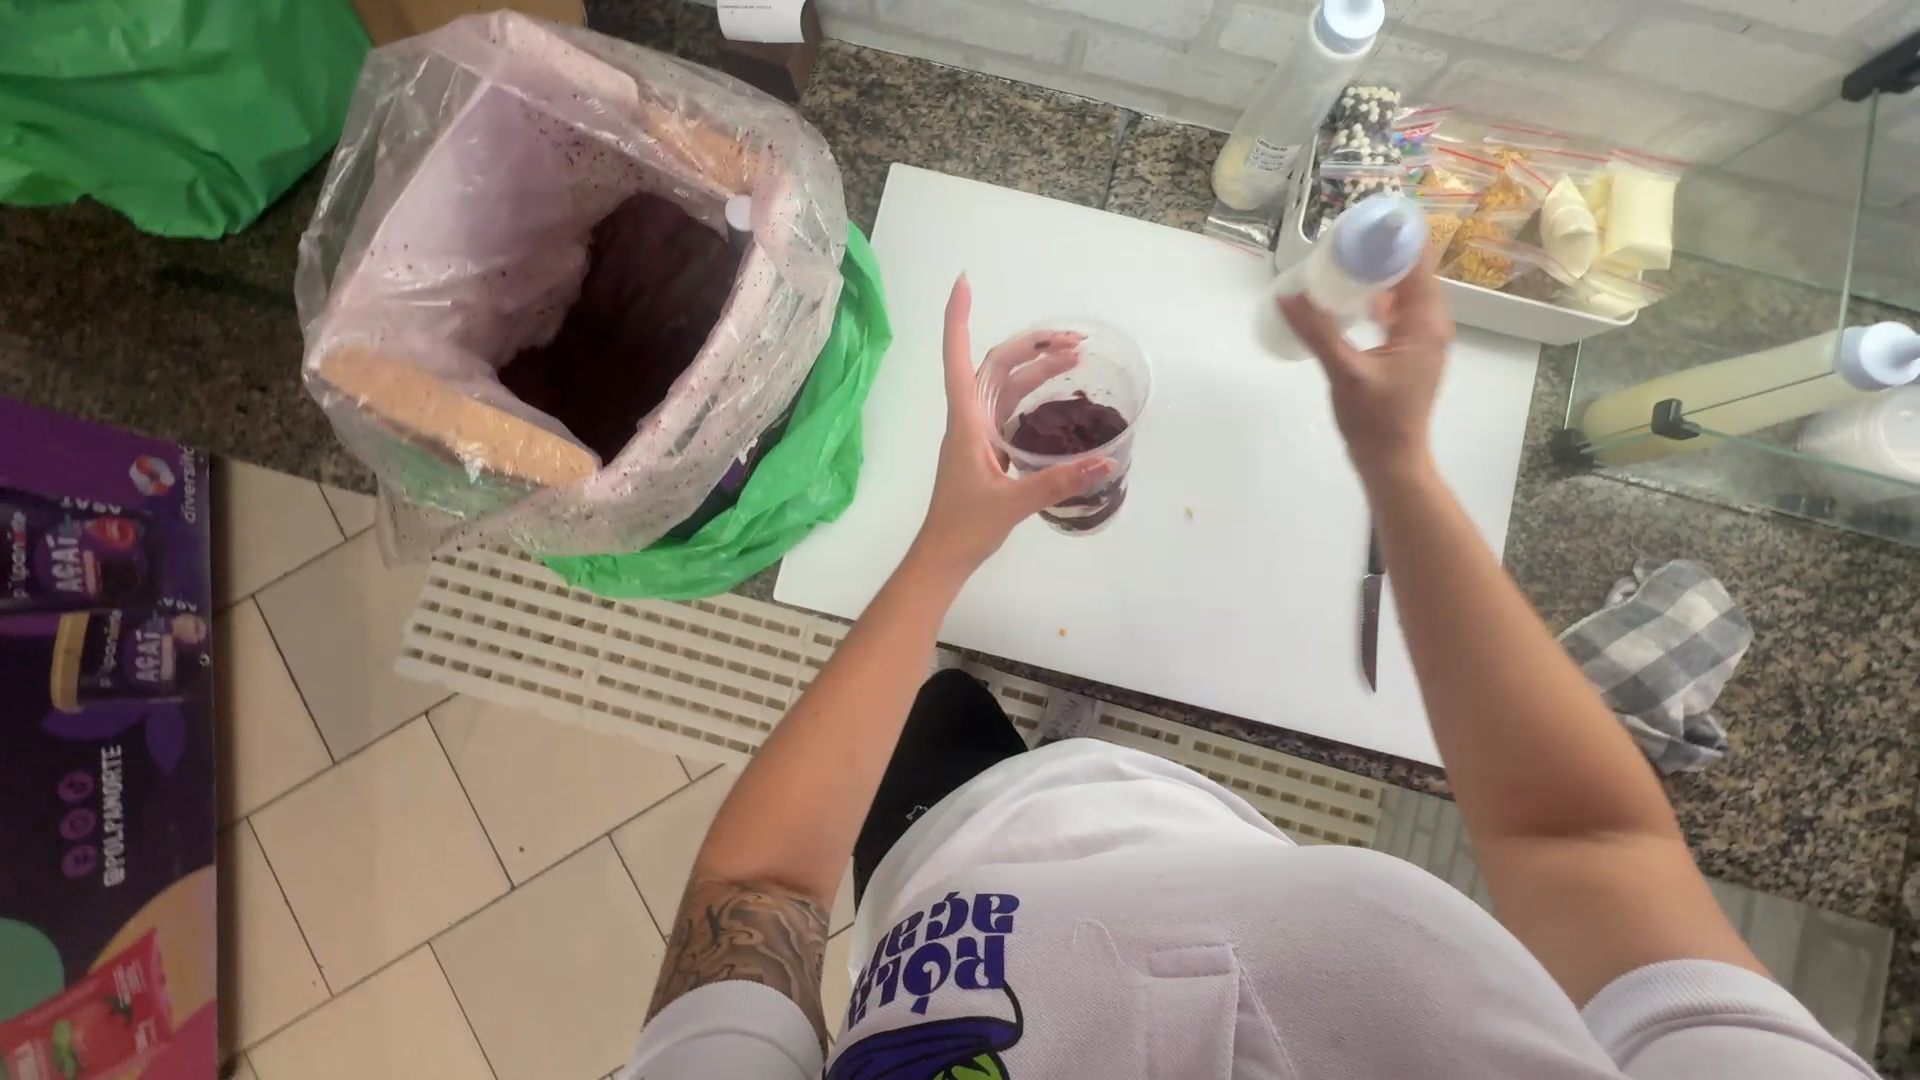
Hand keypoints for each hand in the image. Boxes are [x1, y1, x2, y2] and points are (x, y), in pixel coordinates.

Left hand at [912, 275, 1111, 571]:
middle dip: (1032, 344)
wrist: (943, 555)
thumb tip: (1105, 461)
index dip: (958, 318)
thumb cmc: (964, 527)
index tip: (963, 282)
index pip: (959, 358)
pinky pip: (1009, 408)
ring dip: (1036, 368)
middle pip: (996, 365)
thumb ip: (1058, 481)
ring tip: (1076, 359)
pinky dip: (1032, 394)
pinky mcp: (986, 449)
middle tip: (1075, 340)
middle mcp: (969, 419)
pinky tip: (1055, 397)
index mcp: (966, 421)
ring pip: (1005, 386)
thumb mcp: (1013, 504)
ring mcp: (977, 434)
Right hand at [1279, 250, 1453, 481]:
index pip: (1419, 262)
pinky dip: (1374, 301)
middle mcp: (1431, 325)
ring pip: (1402, 294)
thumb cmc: (1374, 419)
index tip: (1366, 218)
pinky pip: (1394, 314)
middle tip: (1342, 240)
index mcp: (1425, 323)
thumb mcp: (1344, 372)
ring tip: (1340, 263)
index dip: (1396, 236)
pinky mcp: (1407, 354)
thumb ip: (1317, 332)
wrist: (1390, 459)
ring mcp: (1421, 340)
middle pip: (1411, 274)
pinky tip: (1347, 301)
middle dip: (1378, 254)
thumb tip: (1288, 296)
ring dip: (1375, 277)